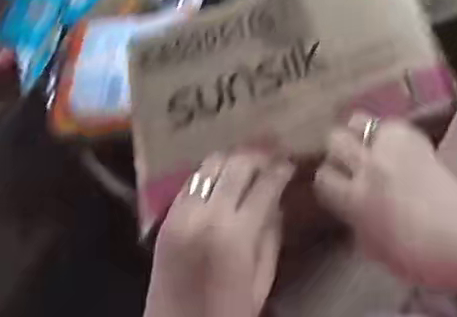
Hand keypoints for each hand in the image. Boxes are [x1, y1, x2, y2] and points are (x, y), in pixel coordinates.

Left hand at [147, 151, 294, 316]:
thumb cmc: (226, 316)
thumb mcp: (260, 282)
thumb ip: (271, 235)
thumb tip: (278, 199)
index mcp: (235, 234)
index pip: (266, 182)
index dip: (282, 169)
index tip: (290, 164)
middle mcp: (207, 214)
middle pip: (239, 162)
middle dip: (260, 156)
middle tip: (272, 158)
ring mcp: (183, 212)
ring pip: (213, 162)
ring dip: (234, 159)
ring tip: (248, 164)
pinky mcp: (166, 217)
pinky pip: (192, 179)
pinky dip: (210, 173)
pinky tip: (222, 180)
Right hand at [312, 114, 456, 291]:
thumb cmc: (418, 255)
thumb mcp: (374, 248)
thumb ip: (355, 221)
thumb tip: (347, 206)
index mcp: (358, 200)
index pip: (323, 177)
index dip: (327, 182)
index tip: (334, 186)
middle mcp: (371, 166)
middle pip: (335, 138)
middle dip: (338, 150)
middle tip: (348, 162)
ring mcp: (392, 146)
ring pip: (359, 120)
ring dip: (360, 134)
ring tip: (368, 146)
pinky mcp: (412, 134)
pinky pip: (387, 123)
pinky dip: (386, 133)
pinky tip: (395, 148)